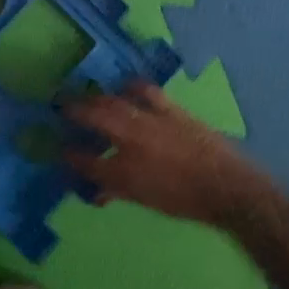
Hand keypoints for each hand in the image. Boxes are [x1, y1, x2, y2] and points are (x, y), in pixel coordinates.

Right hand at [63, 82, 270, 226]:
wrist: (227, 188)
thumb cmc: (185, 201)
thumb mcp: (145, 200)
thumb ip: (116, 191)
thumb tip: (98, 191)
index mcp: (124, 172)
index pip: (86, 160)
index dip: (69, 154)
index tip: (61, 149)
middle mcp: (131, 142)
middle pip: (94, 119)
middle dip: (74, 111)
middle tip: (62, 106)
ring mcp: (151, 122)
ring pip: (114, 102)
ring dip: (96, 98)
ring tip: (88, 97)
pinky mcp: (170, 110)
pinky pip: (145, 91)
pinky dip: (132, 87)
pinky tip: (126, 87)